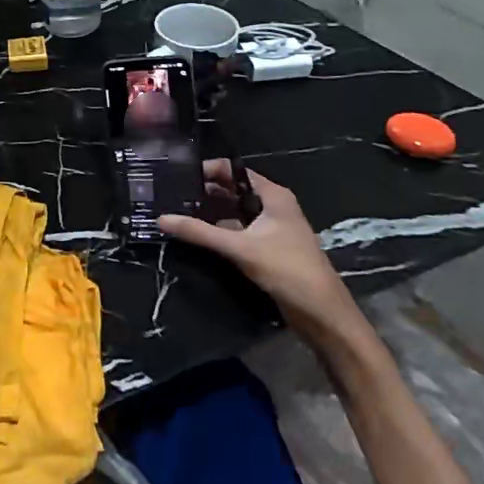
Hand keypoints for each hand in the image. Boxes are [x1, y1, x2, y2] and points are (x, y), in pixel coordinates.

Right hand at [158, 161, 356, 326]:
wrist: (322, 313)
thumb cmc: (286, 269)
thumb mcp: (240, 248)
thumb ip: (200, 232)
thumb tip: (161, 219)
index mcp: (273, 195)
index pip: (234, 170)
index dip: (207, 169)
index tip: (178, 174)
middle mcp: (273, 205)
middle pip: (233, 190)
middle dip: (205, 191)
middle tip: (172, 193)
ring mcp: (272, 227)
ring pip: (235, 211)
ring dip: (212, 212)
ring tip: (179, 211)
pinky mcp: (269, 247)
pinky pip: (239, 230)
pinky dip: (221, 230)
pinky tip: (199, 235)